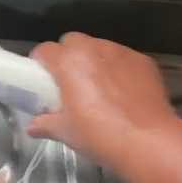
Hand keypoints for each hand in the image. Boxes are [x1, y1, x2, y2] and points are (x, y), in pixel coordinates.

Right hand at [26, 33, 177, 172]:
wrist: (149, 141)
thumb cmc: (99, 135)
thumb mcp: (67, 132)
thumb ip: (46, 124)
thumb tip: (32, 127)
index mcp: (68, 62)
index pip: (44, 50)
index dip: (41, 63)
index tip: (42, 79)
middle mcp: (92, 48)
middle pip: (72, 41)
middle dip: (67, 55)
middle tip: (70, 81)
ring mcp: (120, 52)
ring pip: (99, 47)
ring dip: (94, 60)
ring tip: (100, 86)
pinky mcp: (143, 60)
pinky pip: (123, 58)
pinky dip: (118, 68)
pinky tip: (124, 91)